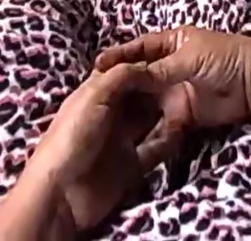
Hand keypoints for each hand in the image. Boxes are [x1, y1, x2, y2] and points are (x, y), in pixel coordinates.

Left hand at [16, 63, 177, 231]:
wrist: (62, 193)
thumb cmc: (73, 134)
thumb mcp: (95, 95)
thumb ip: (122, 76)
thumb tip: (150, 65)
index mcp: (97, 91)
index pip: (124, 71)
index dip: (144, 64)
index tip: (168, 57)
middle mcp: (111, 111)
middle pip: (140, 94)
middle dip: (159, 87)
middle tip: (183, 77)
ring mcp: (122, 138)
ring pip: (150, 118)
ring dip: (166, 110)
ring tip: (188, 100)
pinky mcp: (131, 164)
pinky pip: (154, 148)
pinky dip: (168, 139)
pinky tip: (181, 129)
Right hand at [96, 27, 250, 130]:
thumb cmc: (221, 57)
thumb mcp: (188, 57)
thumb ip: (160, 69)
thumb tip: (132, 76)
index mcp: (172, 42)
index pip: (140, 47)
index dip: (121, 55)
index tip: (99, 63)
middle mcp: (170, 65)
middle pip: (141, 74)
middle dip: (122, 82)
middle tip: (97, 93)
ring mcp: (176, 90)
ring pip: (148, 99)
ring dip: (132, 107)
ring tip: (107, 116)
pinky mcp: (183, 113)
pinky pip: (161, 120)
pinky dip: (149, 127)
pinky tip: (130, 135)